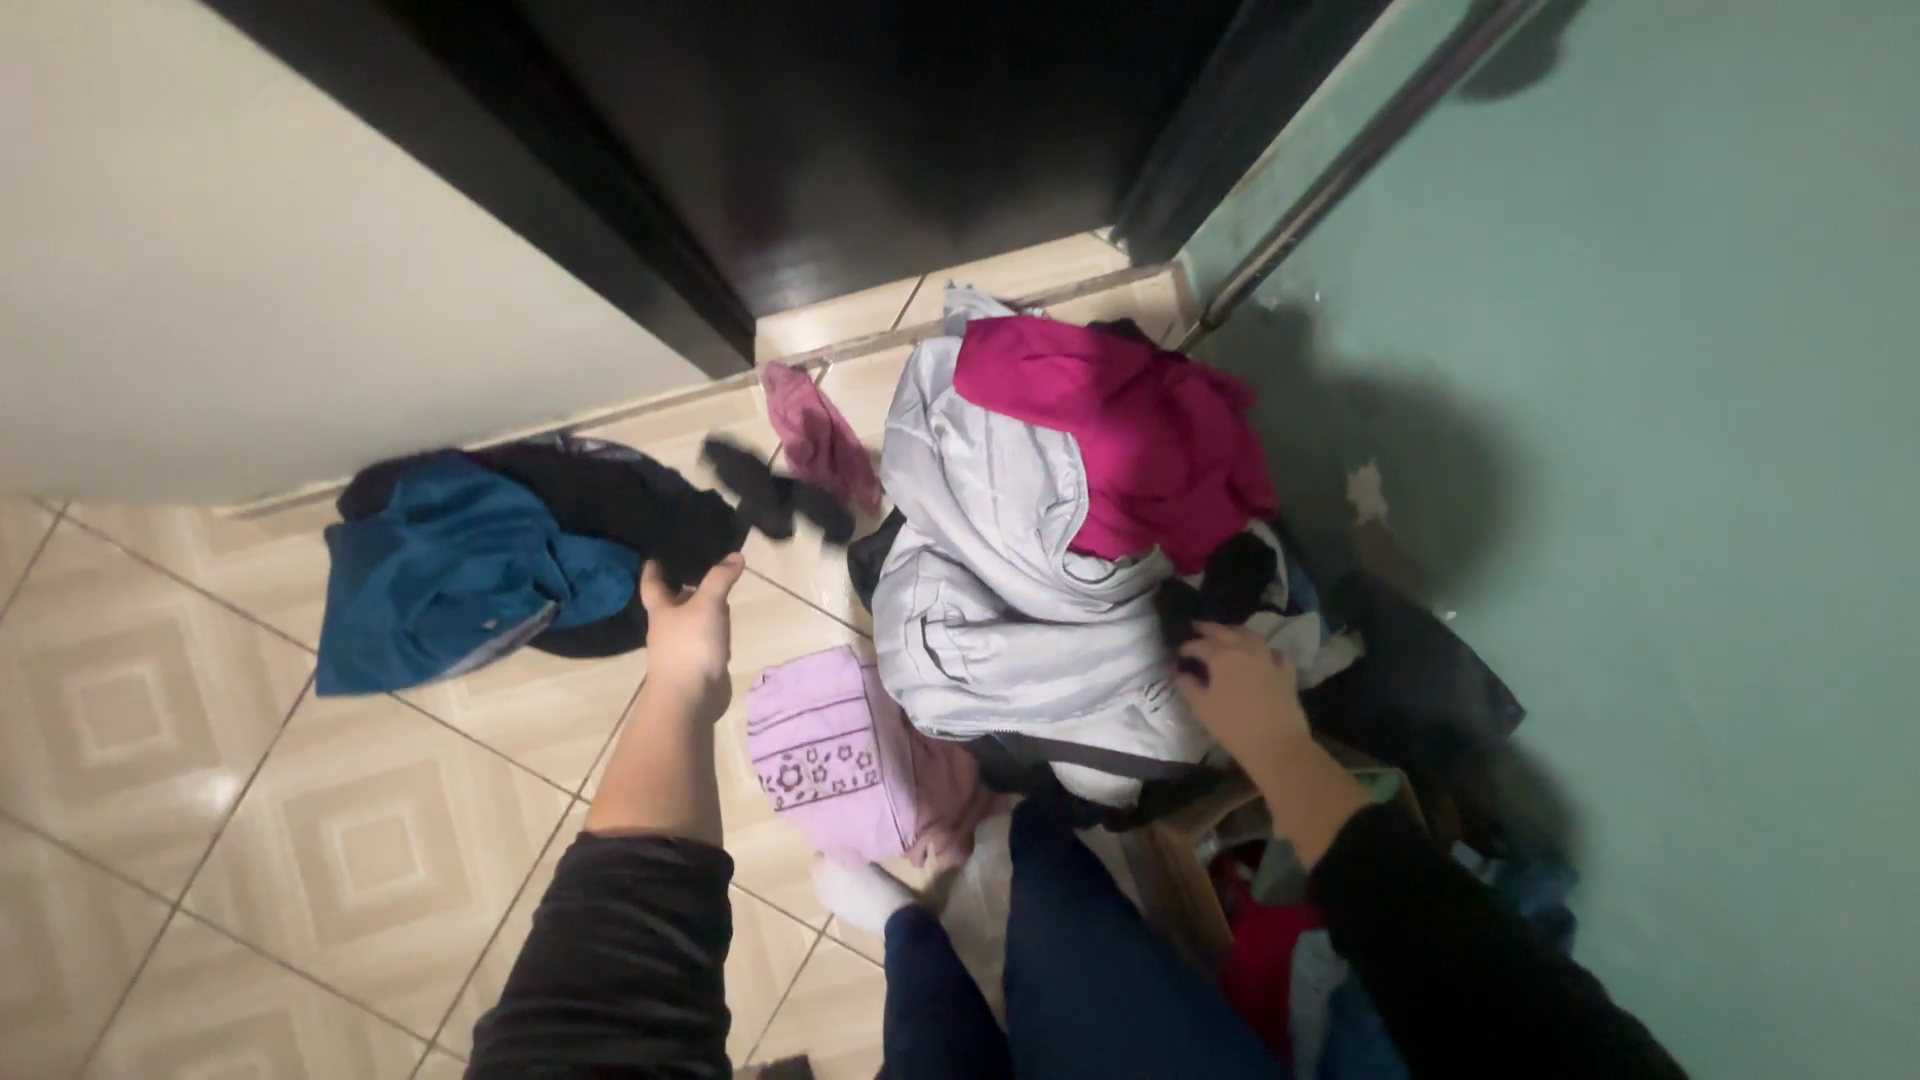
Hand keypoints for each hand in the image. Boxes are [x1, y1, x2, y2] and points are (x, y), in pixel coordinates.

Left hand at [638, 553, 745, 720]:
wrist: (690, 698)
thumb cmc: (690, 646)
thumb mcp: (708, 605)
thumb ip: (720, 580)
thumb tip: (736, 555)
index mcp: (662, 612)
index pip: (653, 585)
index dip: (653, 571)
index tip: (654, 558)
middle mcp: (668, 629)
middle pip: (673, 605)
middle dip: (683, 590)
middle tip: (699, 572)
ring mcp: (682, 649)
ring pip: (692, 623)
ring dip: (703, 612)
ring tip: (719, 597)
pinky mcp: (698, 665)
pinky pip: (706, 642)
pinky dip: (715, 633)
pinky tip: (726, 631)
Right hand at [1175, 621, 1311, 768]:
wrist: (1277, 744)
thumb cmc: (1232, 725)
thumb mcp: (1201, 707)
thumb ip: (1188, 686)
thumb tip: (1181, 673)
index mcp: (1221, 656)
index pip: (1199, 645)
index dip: (1187, 647)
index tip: (1179, 653)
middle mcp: (1245, 650)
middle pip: (1224, 631)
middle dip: (1208, 628)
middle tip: (1196, 626)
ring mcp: (1268, 659)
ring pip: (1251, 635)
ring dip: (1236, 631)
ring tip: (1227, 633)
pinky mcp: (1286, 672)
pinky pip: (1274, 653)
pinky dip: (1264, 650)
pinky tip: (1262, 655)